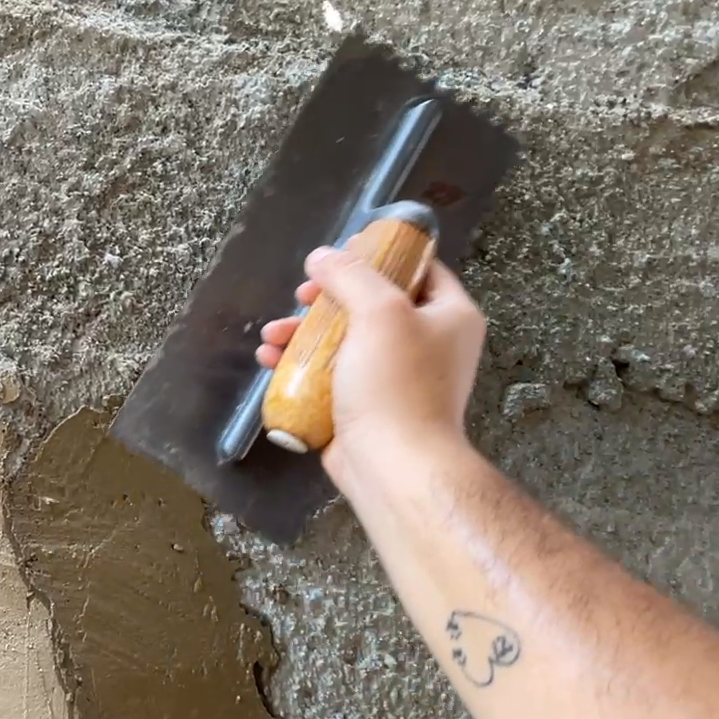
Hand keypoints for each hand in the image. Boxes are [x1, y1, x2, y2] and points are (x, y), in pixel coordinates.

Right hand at [256, 245, 485, 471]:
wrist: (391, 463)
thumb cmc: (396, 385)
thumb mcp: (379, 314)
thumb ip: (351, 277)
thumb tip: (322, 255)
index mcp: (448, 316)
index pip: (419, 270)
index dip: (378, 258)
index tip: (339, 258)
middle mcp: (427, 344)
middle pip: (370, 306)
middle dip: (325, 301)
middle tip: (301, 298)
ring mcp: (394, 378)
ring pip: (343, 341)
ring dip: (303, 334)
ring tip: (271, 336)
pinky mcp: (363, 405)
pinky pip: (329, 374)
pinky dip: (300, 366)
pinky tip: (270, 361)